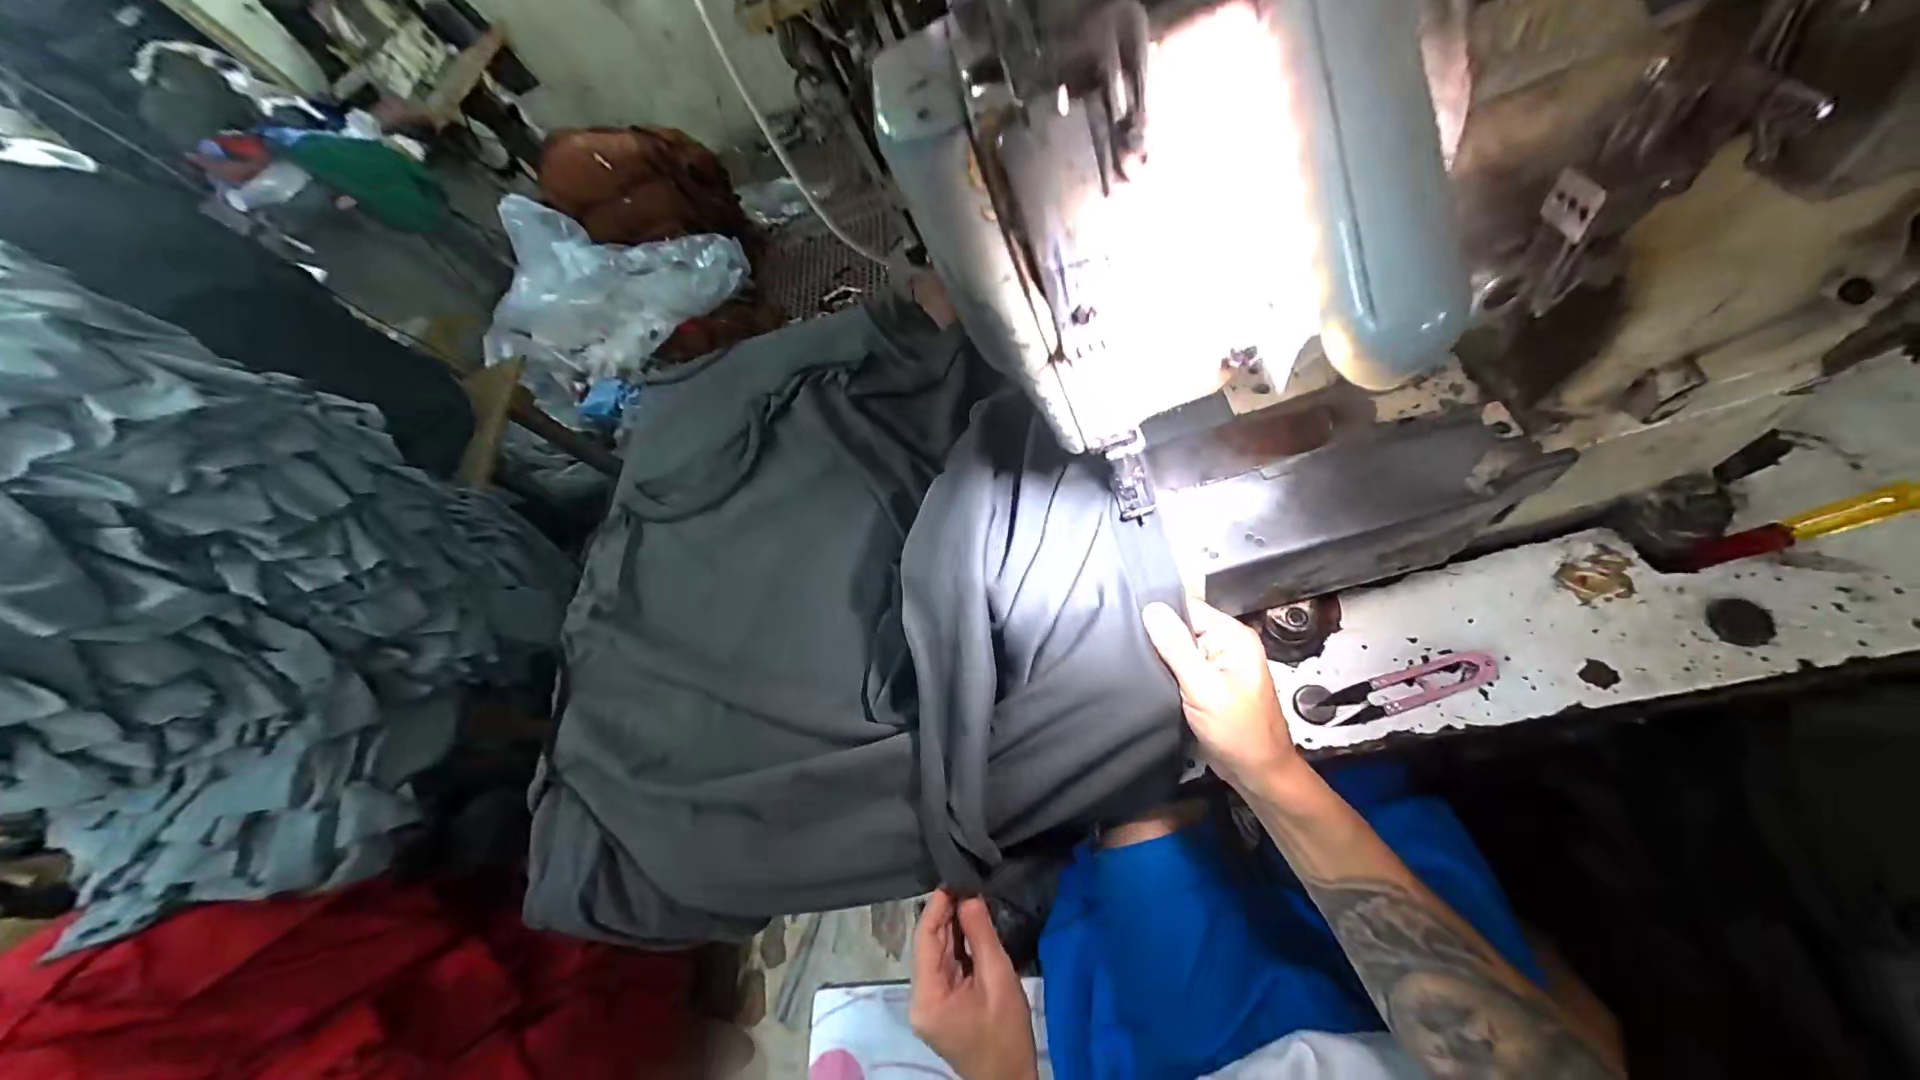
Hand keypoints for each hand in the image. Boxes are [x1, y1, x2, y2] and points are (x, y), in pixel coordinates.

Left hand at [908, 889, 1037, 1079]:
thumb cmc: (1006, 1035)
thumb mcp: (998, 979)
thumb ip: (981, 934)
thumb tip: (969, 896)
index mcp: (926, 997)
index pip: (924, 938)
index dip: (937, 906)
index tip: (954, 880)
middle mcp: (920, 998)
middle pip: (929, 944)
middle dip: (947, 913)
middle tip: (966, 883)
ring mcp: (930, 1002)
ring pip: (938, 952)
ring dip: (954, 926)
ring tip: (971, 897)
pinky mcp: (942, 1003)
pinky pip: (947, 964)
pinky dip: (959, 944)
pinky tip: (972, 924)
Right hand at [1142, 600, 1303, 797]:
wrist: (1257, 774)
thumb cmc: (1240, 733)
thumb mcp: (1203, 687)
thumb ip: (1176, 647)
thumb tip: (1152, 609)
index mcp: (1233, 637)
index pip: (1187, 608)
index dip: (1159, 614)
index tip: (1132, 624)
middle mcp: (1226, 645)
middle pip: (1180, 626)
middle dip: (1158, 639)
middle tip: (1134, 652)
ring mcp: (1216, 665)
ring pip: (1177, 648)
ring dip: (1161, 658)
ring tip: (1143, 667)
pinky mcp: (1207, 683)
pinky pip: (1180, 667)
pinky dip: (1166, 674)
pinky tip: (1155, 681)